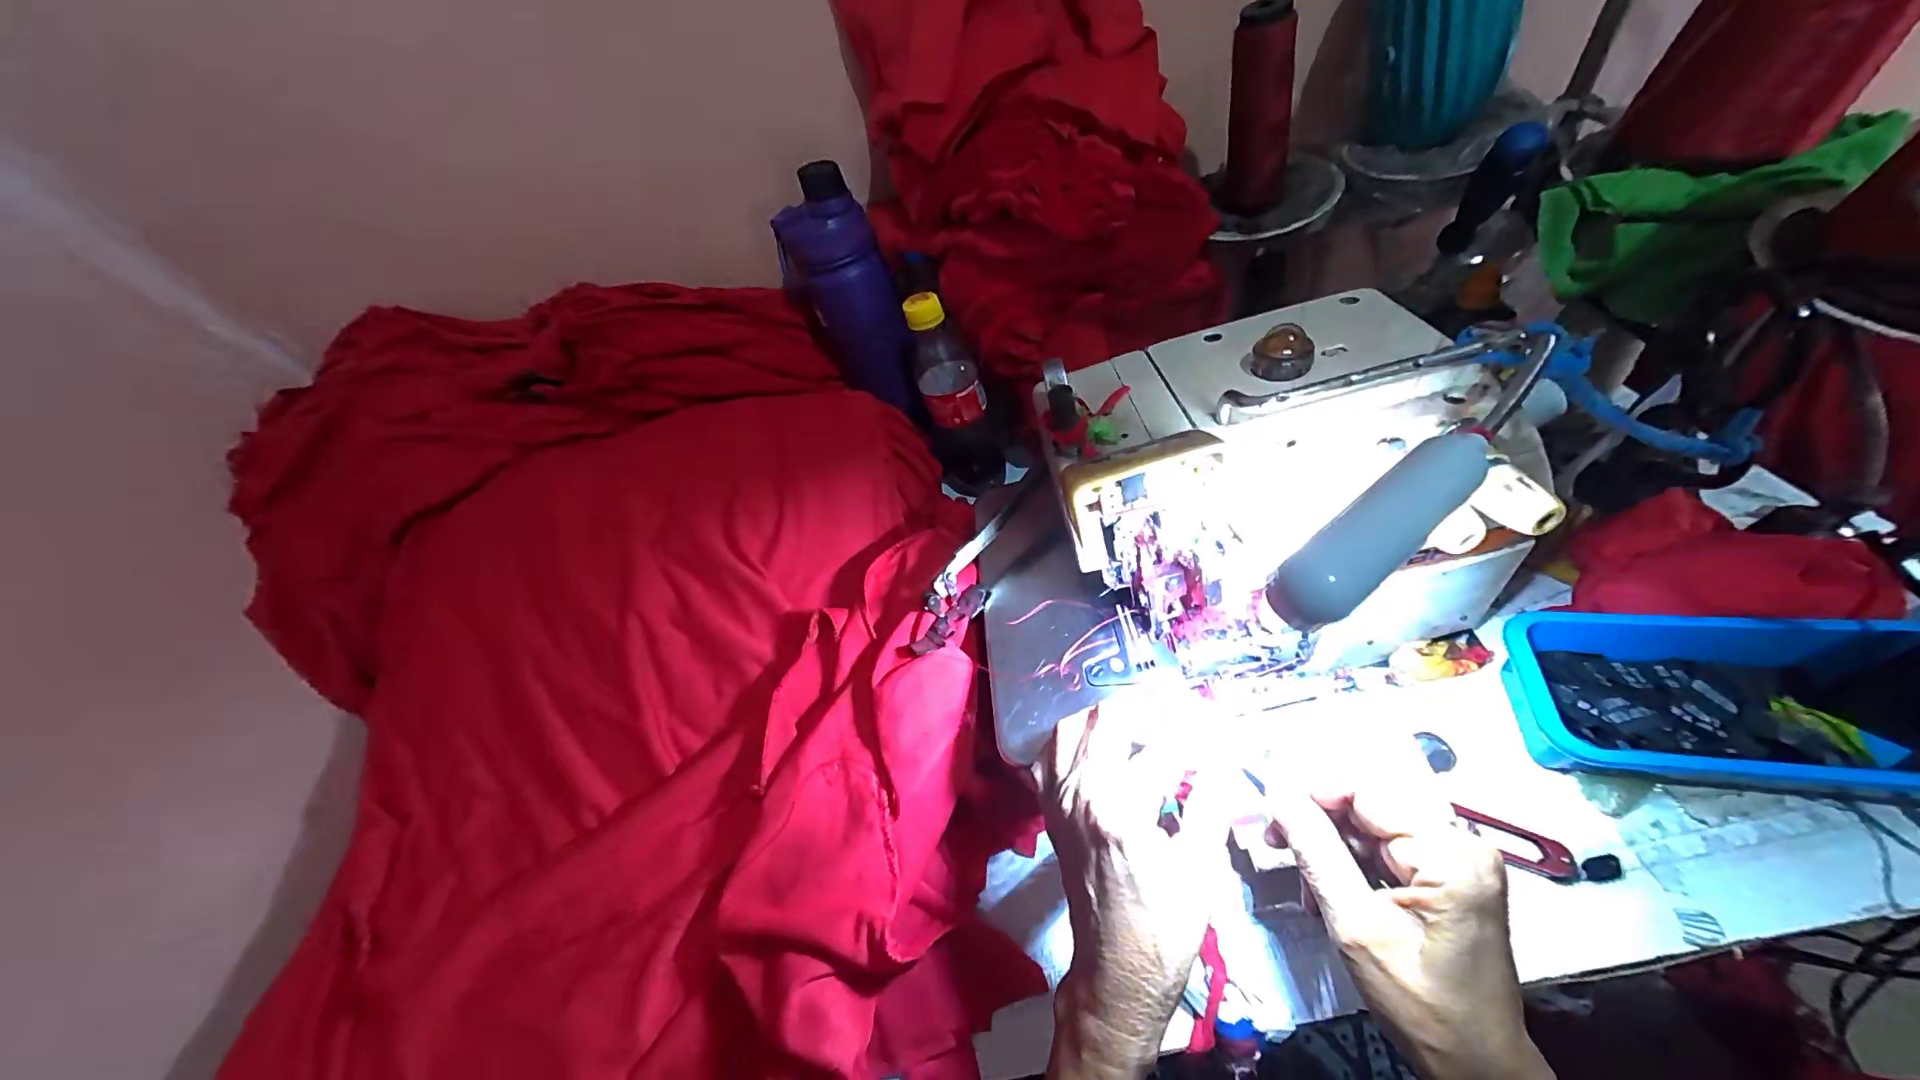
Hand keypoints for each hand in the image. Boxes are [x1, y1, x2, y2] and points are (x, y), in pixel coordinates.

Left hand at [1038, 701, 1226, 1078]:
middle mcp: (1079, 792)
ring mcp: (1056, 797)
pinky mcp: (1048, 808)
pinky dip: (1073, 738)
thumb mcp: (1201, 870)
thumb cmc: (1164, 928)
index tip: (1219, 726)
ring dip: (1106, 715)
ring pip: (1071, 726)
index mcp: (1121, 808)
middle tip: (1179, 710)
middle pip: (1107, 717)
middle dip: (1148, 706)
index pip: (1164, 745)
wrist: (1114, 970)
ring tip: (1140, 721)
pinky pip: (1049, 753)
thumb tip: (1223, 760)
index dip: (1198, 732)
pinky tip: (1098, 745)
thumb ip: (1211, 804)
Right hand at [1264, 739, 1552, 1079]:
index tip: (1274, 822)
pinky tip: (1333, 892)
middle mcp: (1461, 844)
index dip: (1312, 799)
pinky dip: (1352, 866)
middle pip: (1367, 810)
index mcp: (1451, 853)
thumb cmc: (1420, 1003)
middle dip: (1318, 830)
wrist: (1475, 1065)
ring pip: (1370, 829)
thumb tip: (1278, 795)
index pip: (1365, 794)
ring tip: (1309, 888)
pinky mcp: (1449, 876)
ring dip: (1330, 852)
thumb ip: (1315, 851)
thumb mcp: (1355, 924)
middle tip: (1279, 849)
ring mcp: (1458, 860)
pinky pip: (1385, 850)